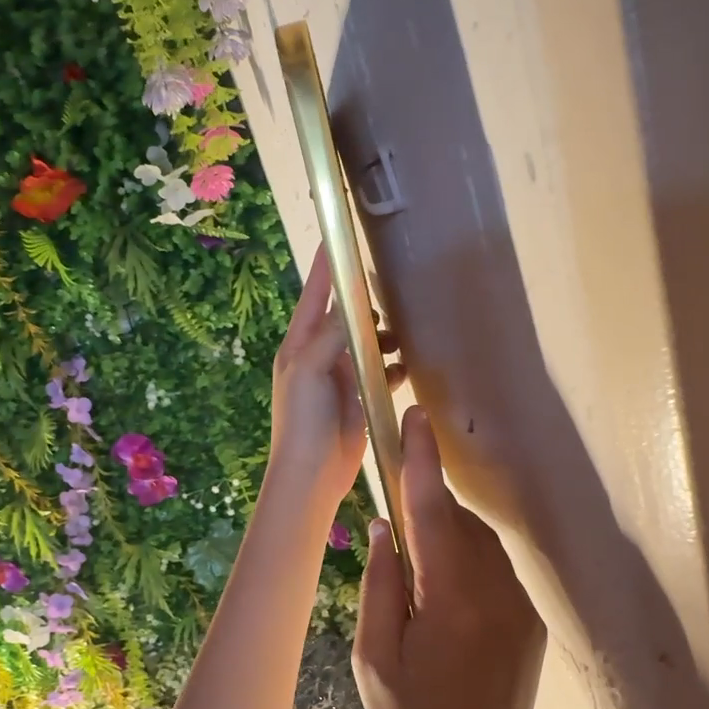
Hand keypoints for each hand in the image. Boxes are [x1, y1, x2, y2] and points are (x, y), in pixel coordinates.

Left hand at [265, 248, 400, 511]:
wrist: (312, 473)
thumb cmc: (303, 419)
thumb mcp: (310, 368)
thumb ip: (331, 334)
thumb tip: (353, 303)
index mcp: (300, 344)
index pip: (315, 295)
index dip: (327, 267)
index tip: (339, 235)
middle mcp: (319, 356)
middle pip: (345, 317)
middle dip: (367, 302)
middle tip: (394, 282)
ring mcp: (340, 378)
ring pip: (366, 344)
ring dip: (385, 335)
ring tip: (407, 326)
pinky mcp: (359, 399)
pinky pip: (380, 373)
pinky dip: (394, 366)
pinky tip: (409, 364)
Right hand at [353, 406, 546, 708]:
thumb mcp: (374, 658)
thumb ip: (381, 584)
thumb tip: (384, 526)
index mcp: (451, 602)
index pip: (434, 512)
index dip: (423, 461)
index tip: (416, 417)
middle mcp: (496, 594)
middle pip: (459, 523)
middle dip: (428, 504)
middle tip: (392, 510)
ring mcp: (520, 607)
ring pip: (480, 545)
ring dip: (447, 536)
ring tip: (414, 572)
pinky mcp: (530, 621)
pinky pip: (494, 571)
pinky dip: (465, 563)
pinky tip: (441, 596)